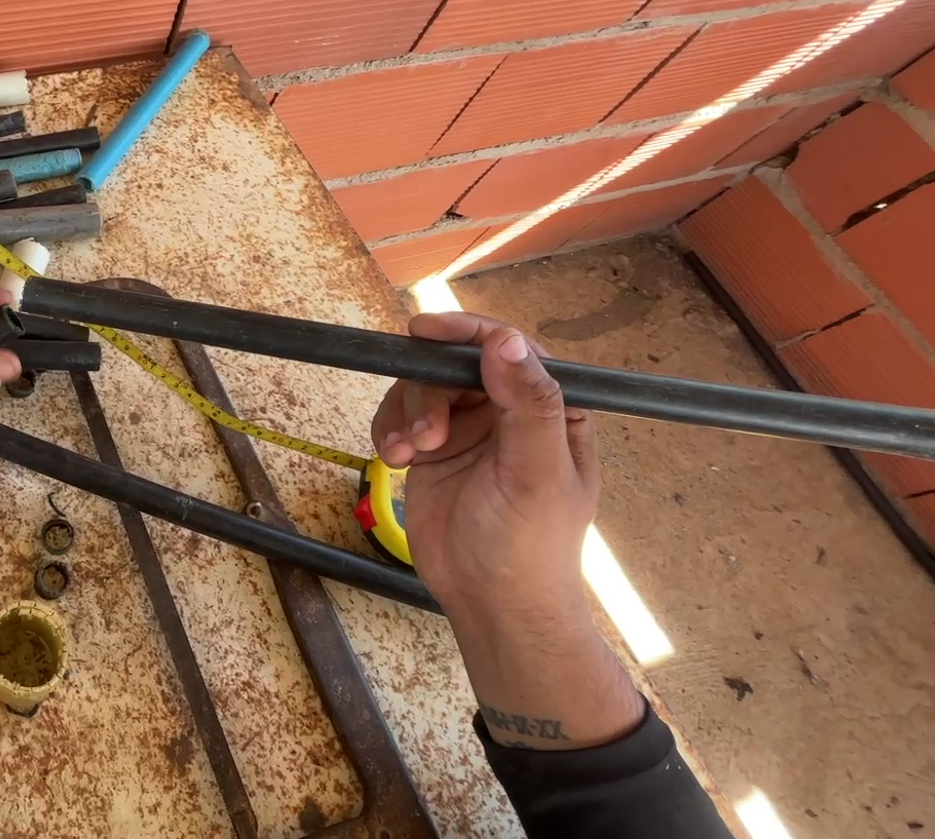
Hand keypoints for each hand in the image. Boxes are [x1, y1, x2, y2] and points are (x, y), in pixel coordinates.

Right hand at [372, 312, 641, 748]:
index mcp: (547, 410)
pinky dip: (388, 432)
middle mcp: (503, 411)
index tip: (422, 332)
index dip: (466, 333)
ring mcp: (463, 429)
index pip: (507, 349)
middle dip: (427, 394)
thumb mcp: (534, 473)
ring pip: (417, 388)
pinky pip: (396, 417)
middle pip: (450, 366)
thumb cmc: (527, 543)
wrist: (487, 602)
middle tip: (425, 436)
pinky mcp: (428, 449)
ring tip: (407, 455)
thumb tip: (505, 340)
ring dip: (404, 415)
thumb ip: (528, 404)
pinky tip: (394, 462)